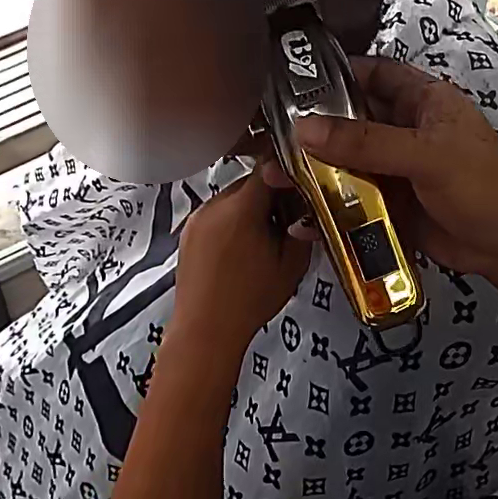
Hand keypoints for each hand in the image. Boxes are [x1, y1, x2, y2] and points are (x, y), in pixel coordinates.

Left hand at [173, 170, 311, 351]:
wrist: (205, 330)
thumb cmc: (245, 303)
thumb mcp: (292, 265)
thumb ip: (303, 229)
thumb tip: (308, 209)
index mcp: (241, 210)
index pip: (268, 168)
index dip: (289, 173)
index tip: (301, 182)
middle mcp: (214, 208)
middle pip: (251, 183)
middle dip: (272, 197)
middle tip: (289, 220)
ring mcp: (197, 219)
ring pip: (233, 198)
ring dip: (252, 211)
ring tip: (265, 241)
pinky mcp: (189, 233)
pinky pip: (217, 215)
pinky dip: (233, 224)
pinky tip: (244, 251)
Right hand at [277, 57, 497, 276]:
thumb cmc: (483, 187)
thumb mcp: (426, 155)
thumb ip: (367, 141)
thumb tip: (305, 129)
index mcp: (424, 102)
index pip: (375, 73)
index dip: (338, 74)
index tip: (295, 83)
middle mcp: (407, 131)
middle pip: (352, 122)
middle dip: (314, 130)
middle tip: (270, 140)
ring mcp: (398, 171)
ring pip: (348, 164)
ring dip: (315, 172)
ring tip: (275, 179)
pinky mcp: (393, 206)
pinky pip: (354, 202)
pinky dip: (330, 210)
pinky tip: (303, 221)